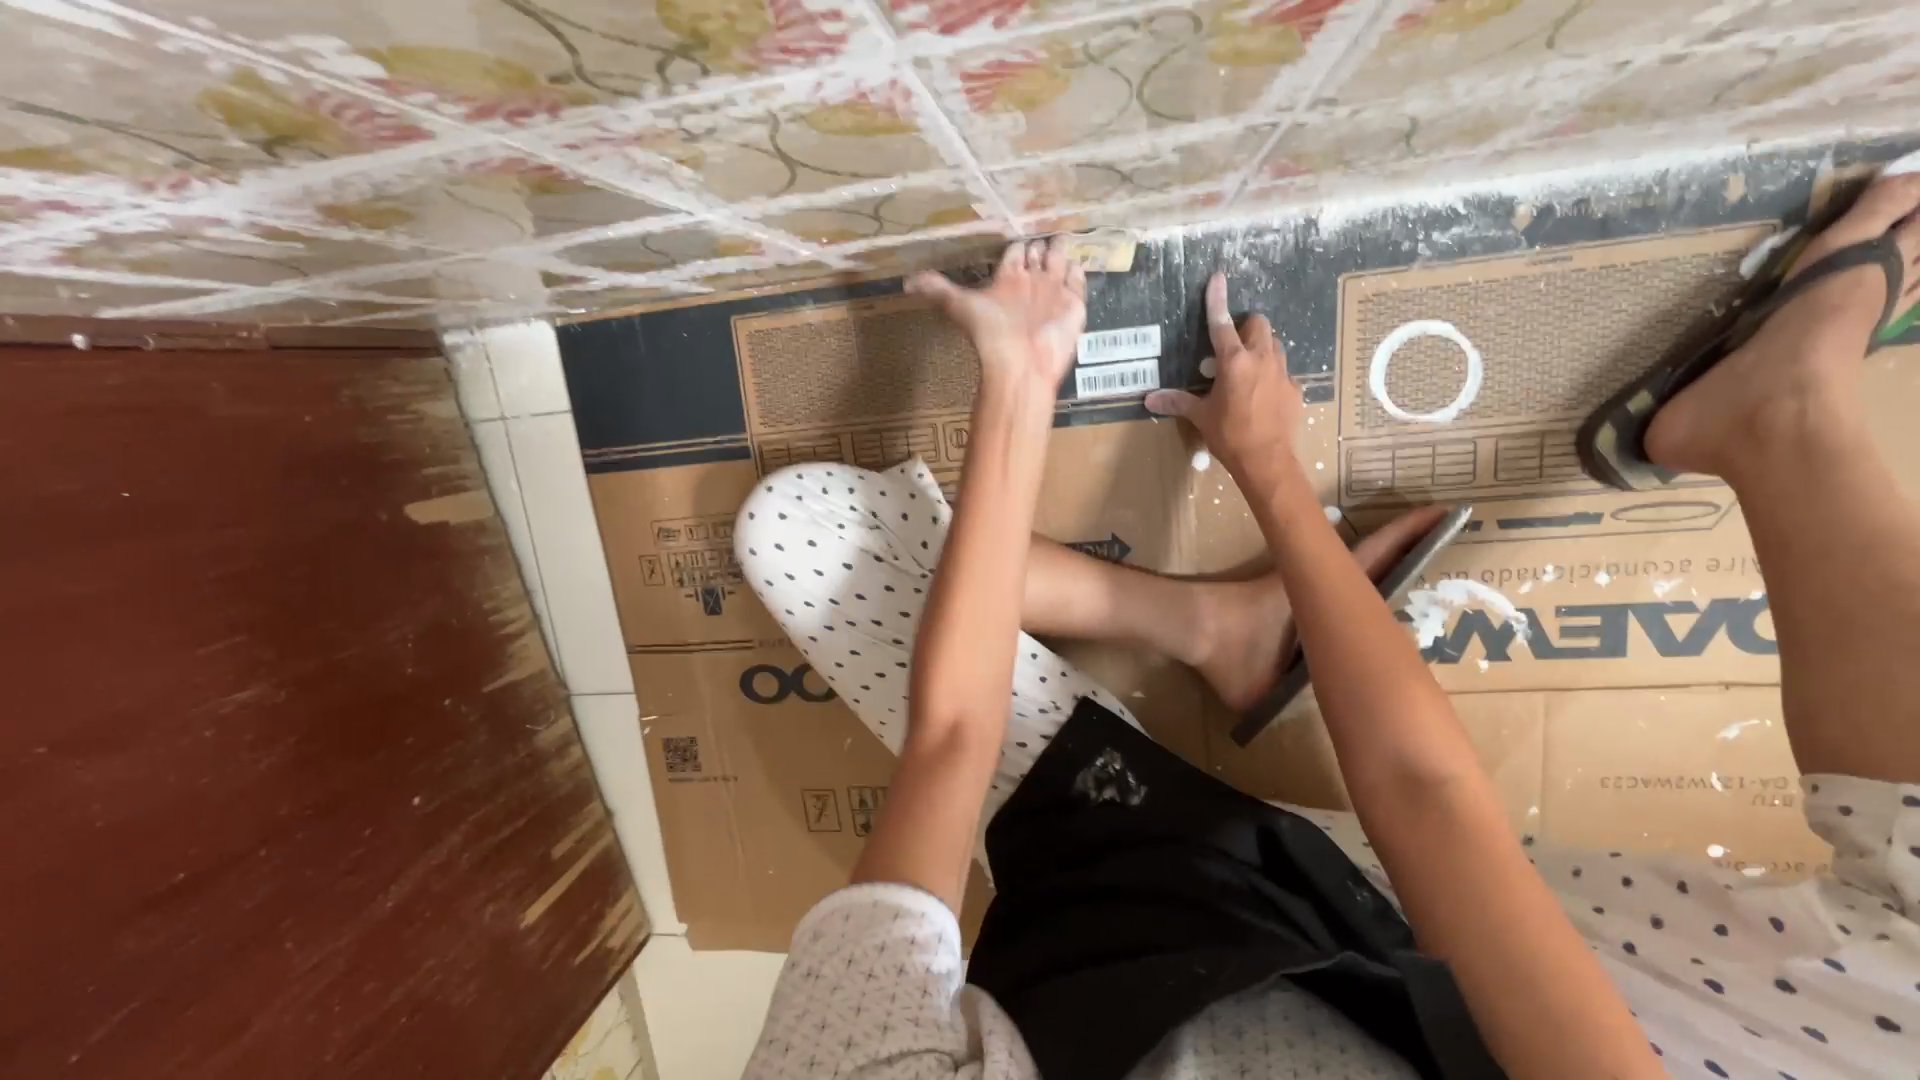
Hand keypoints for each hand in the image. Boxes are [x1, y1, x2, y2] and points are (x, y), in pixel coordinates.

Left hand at [907, 235, 1086, 390]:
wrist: (1021, 364)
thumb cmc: (991, 334)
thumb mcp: (959, 305)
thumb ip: (937, 290)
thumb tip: (906, 283)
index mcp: (1007, 281)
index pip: (1013, 254)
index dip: (1015, 244)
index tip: (1015, 226)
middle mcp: (1030, 285)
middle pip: (1037, 255)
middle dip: (1039, 242)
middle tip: (1044, 222)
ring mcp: (1053, 294)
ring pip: (1059, 263)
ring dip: (1059, 250)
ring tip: (1062, 234)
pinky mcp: (1074, 305)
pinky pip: (1078, 282)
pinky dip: (1078, 271)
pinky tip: (1078, 260)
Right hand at [1146, 271, 1303, 474]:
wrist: (1268, 461)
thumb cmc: (1230, 436)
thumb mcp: (1201, 417)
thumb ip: (1178, 402)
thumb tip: (1149, 399)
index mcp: (1234, 362)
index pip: (1222, 323)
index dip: (1217, 299)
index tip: (1218, 278)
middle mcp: (1262, 359)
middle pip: (1259, 324)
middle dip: (1246, 327)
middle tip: (1231, 347)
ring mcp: (1282, 373)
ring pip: (1274, 345)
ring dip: (1260, 349)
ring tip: (1246, 370)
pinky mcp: (1294, 389)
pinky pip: (1282, 371)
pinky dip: (1270, 375)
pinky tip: (1260, 395)